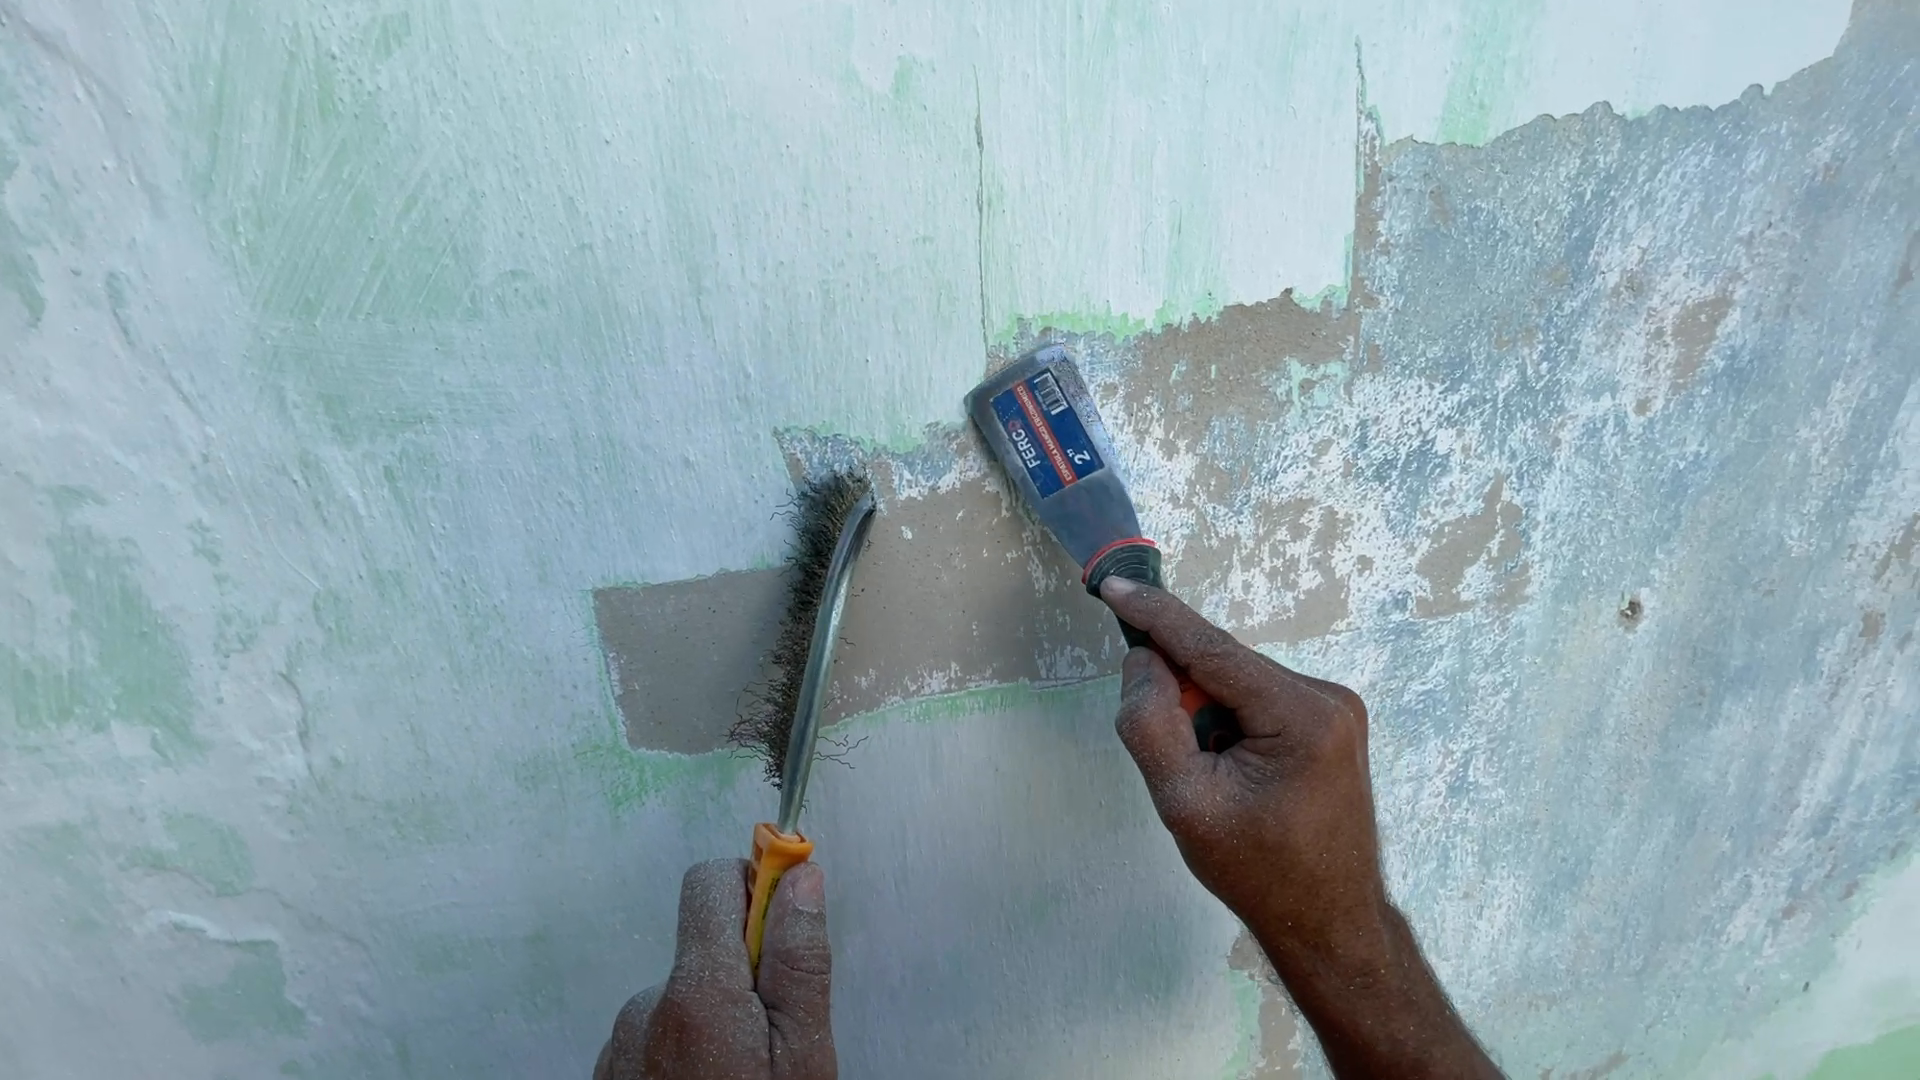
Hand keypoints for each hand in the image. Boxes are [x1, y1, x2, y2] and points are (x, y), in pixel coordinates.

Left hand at [594, 859, 835, 1079]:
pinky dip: (685, 1048)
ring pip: (682, 994)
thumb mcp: (803, 1053)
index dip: (751, 884)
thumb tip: (801, 874)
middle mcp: (642, 1009)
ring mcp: (617, 1050)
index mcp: (694, 991)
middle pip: (701, 944)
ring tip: (740, 1076)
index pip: (709, 881)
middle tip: (776, 1033)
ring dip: (715, 1014)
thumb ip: (799, 958)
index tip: (782, 923)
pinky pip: (655, 1034)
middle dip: (743, 966)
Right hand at [1099, 577, 1499, 1078]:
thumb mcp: (1183, 803)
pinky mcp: (1328, 717)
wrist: (1331, 923)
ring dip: (1203, 709)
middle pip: (1221, 664)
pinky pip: (1252, 694)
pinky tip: (1229, 766)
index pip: (1209, 647)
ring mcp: (1333, 705)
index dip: (1155, 614)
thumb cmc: (1257, 870)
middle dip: (1179, 689)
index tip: (1114, 585)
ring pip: (1233, 679)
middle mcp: (1325, 696)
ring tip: (1211, 775)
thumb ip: (1150, 722)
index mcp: (1299, 715)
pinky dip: (1224, 717)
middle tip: (1173, 753)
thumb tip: (1144, 660)